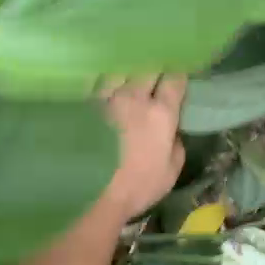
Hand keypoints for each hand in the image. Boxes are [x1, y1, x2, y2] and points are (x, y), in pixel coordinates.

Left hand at [93, 76, 186, 225]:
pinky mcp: (87, 105)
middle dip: (155, 73)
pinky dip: (107, 85)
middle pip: (148, 70)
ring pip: (122, 72)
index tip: (177, 83)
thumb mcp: (170, 171)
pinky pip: (100, 85)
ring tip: (128, 84)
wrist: (92, 195)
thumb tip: (174, 130)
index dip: (178, 78)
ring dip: (129, 76)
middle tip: (155, 82)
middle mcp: (135, 97)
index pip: (174, 79)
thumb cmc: (137, 187)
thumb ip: (177, 145)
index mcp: (160, 112)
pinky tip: (108, 94)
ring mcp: (109, 98)